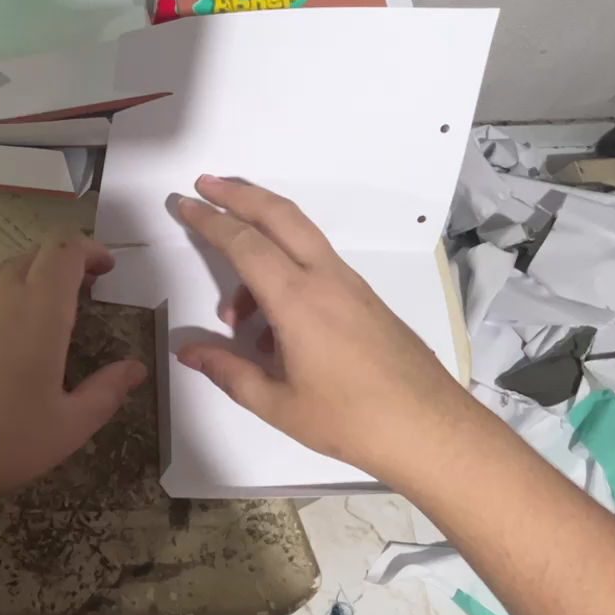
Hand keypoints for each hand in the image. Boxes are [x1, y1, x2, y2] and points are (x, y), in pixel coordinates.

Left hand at [0, 236, 147, 510]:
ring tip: (52, 307)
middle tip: (88, 287)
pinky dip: (6, 293)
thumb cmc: (3, 440)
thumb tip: (136, 369)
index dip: (90, 250)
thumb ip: (107, 392)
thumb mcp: (69, 425)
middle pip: (35, 255)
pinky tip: (10, 333)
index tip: (108, 267)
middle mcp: (0, 296)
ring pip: (5, 270)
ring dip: (34, 275)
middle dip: (66, 261)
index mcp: (39, 309)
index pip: (65, 253)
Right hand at [174, 175, 477, 476]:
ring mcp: (350, 285)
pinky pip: (314, 265)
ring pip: (300, 236)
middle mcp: (325, 278)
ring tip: (233, 312)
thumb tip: (186, 351)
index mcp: (297, 300)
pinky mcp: (364, 298)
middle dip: (239, 194)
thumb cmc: (348, 419)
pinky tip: (271, 329)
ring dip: (260, 239)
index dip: (209, 220)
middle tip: (205, 184)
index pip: (244, 243)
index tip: (184, 203)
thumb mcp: (275, 402)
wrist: (430, 430)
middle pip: (279, 214)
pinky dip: (283, 270)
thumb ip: (226, 370)